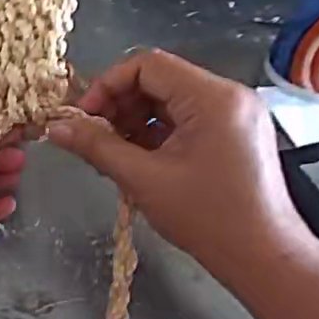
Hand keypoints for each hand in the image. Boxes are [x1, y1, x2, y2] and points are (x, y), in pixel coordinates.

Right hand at [47, 49, 316, 282]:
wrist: (261, 254)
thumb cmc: (206, 216)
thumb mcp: (143, 179)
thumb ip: (96, 147)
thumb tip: (56, 128)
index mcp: (212, 97)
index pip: (147, 65)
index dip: (107, 86)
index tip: (83, 118)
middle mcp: (228, 95)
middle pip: (159, 80)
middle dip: (120, 105)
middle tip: (94, 138)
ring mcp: (235, 115)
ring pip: (171, 100)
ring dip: (135, 121)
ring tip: (114, 153)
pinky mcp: (235, 134)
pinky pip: (186, 120)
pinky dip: (157, 133)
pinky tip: (139, 160)